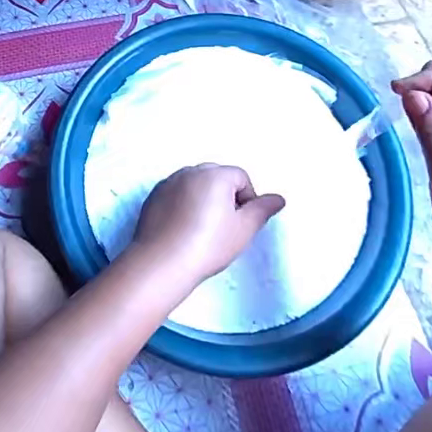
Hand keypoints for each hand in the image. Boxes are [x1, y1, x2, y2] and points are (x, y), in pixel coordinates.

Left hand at [131, 164, 285, 286]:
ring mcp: (168, 182)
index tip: (242, 222)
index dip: (247, 198)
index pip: (240, 176)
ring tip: (203, 227)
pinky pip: (176, 192)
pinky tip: (183, 227)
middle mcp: (189, 171)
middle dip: (226, 194)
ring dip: (204, 196)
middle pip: (216, 175)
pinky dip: (183, 202)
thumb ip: (262, 210)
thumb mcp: (244, 229)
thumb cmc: (209, 244)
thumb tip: (278, 198)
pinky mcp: (153, 195)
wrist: (163, 260)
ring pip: (194, 182)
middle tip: (225, 224)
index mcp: (214, 174)